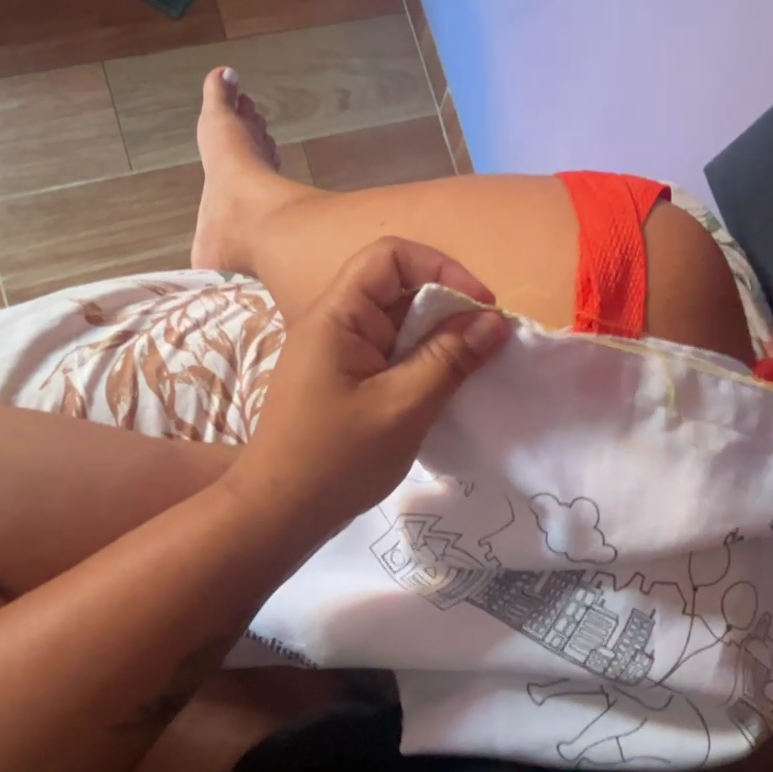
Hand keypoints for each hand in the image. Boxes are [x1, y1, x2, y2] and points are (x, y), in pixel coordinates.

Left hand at [225, 237, 509, 525]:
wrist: (277, 514)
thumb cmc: (336, 460)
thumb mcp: (403, 407)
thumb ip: (450, 359)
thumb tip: (495, 320)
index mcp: (337, 315)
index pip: (391, 256)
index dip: (441, 268)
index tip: (481, 307)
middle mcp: (334, 324)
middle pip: (397, 288)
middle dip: (446, 306)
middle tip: (485, 344)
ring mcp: (337, 354)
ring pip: (396, 324)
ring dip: (437, 338)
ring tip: (471, 368)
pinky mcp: (343, 381)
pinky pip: (389, 355)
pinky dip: (420, 363)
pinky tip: (443, 389)